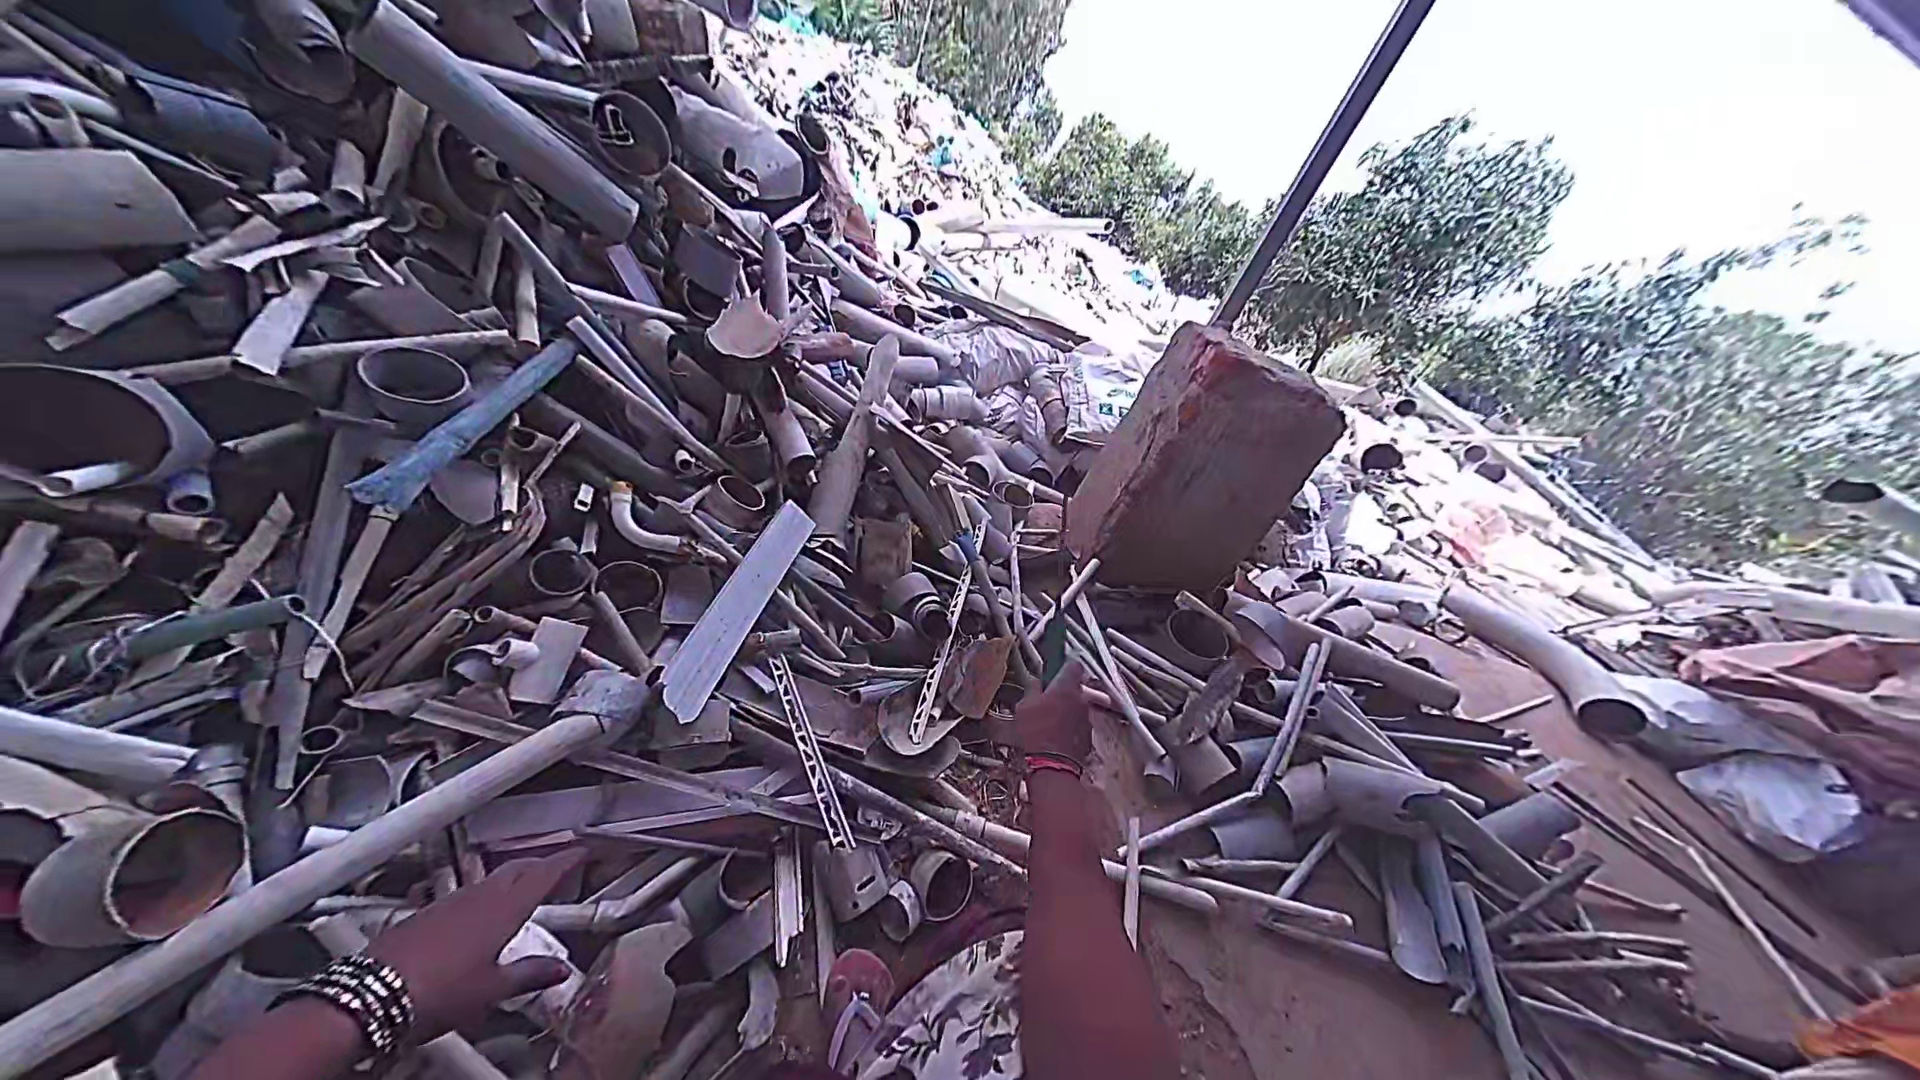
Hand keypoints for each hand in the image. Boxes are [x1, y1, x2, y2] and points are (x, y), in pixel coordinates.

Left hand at [365, 850, 583, 1038]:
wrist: (363, 1000)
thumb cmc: (436, 993)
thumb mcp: (489, 991)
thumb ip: (528, 975)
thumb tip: (562, 970)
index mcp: (506, 907)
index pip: (546, 873)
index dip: (567, 860)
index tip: (583, 851)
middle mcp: (481, 895)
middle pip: (519, 868)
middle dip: (541, 864)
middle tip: (557, 868)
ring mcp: (450, 901)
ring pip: (492, 879)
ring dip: (512, 878)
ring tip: (521, 890)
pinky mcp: (424, 914)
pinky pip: (466, 893)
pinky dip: (483, 895)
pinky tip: (477, 915)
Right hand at [1015, 661, 1090, 765]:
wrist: (1052, 765)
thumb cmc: (1036, 732)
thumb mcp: (1024, 706)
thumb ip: (1032, 689)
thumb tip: (1035, 681)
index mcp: (1066, 687)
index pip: (1073, 665)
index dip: (1064, 665)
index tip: (1054, 671)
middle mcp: (1081, 699)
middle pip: (1075, 687)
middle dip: (1062, 691)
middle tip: (1046, 700)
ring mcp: (1087, 719)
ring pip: (1077, 707)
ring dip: (1066, 710)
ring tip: (1050, 721)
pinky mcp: (1088, 736)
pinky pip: (1078, 724)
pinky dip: (1070, 727)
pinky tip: (1056, 735)